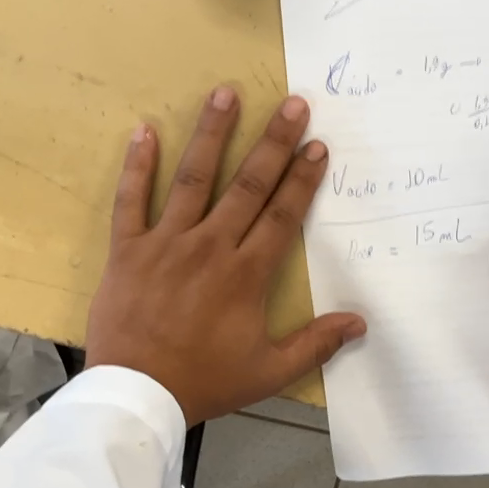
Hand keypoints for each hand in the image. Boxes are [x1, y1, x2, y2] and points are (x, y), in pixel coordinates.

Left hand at [85, 86, 366, 424]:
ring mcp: (166, 244)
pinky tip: (144, 130)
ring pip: (193, 179)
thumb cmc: (206, 382)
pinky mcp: (129, 251)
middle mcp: (211, 247)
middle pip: (248, 186)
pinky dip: (137, 166)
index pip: (282, 216)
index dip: (302, 179)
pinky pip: (131, 201)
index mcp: (246, 275)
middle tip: (292, 103)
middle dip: (273, 142)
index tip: (318, 146)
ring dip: (212, 134)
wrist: (139, 394)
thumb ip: (315, 345)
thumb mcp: (268, 372)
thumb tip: (360, 323)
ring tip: (226, 93)